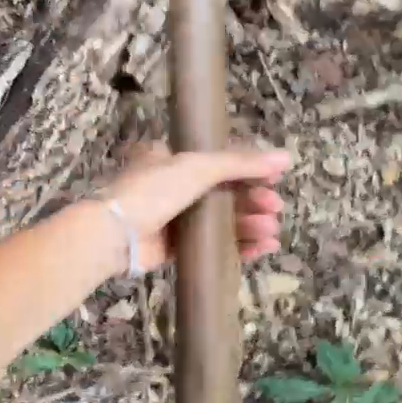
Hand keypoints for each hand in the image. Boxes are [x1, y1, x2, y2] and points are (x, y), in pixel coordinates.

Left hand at [100, 143, 291, 270]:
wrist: (116, 233)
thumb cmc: (150, 191)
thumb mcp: (195, 167)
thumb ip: (238, 162)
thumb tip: (285, 156)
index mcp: (167, 160)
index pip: (215, 161)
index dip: (246, 169)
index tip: (272, 179)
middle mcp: (170, 186)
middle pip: (224, 191)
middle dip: (254, 199)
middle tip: (272, 206)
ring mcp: (172, 216)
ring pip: (222, 219)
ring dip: (251, 222)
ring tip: (268, 229)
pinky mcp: (175, 244)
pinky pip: (214, 243)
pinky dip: (241, 244)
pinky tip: (263, 246)